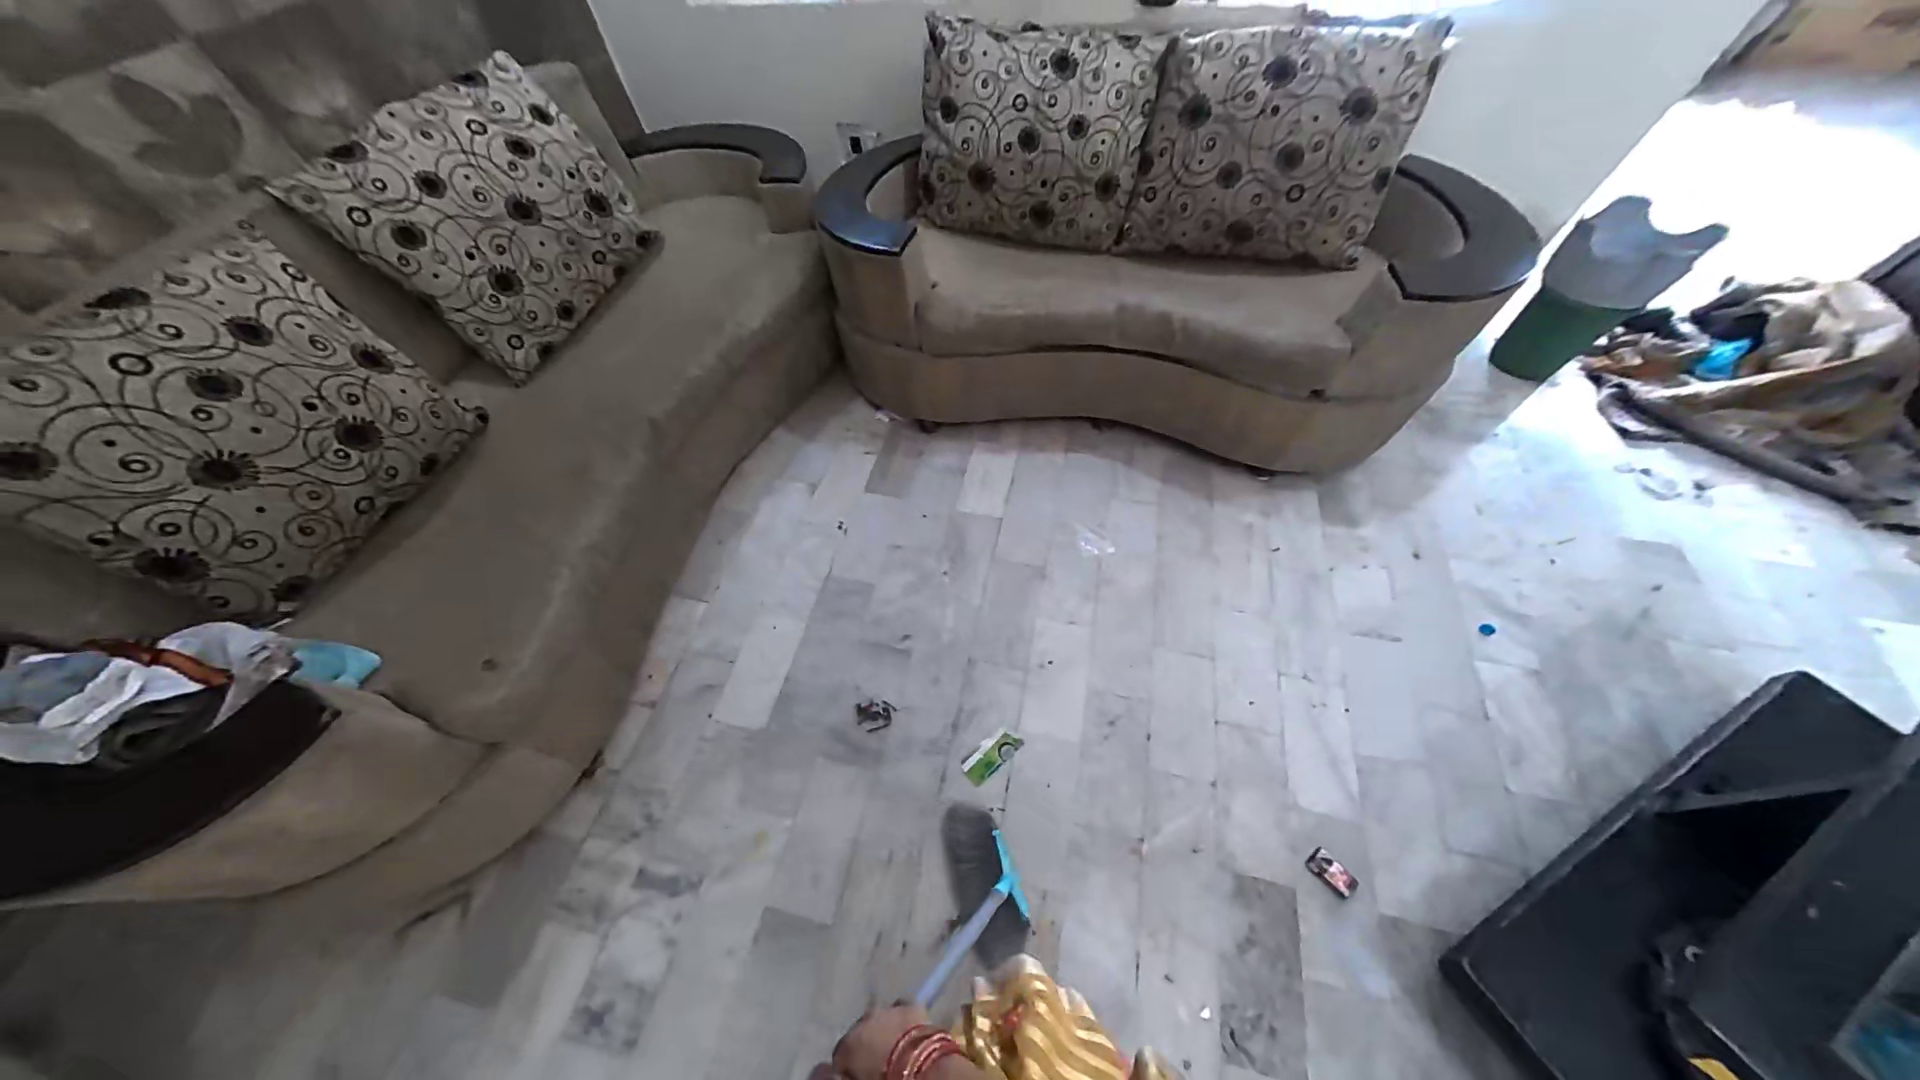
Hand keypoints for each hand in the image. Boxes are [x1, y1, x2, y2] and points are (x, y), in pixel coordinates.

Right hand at [832, 1003, 931, 1079]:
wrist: (919, 1066)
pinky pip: (902, 1007)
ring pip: (880, 1017)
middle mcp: (864, 1021)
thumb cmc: (884, 1077)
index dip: (847, 1067)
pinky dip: (902, 1016)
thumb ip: (840, 1076)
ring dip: (883, 1028)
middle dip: (865, 1043)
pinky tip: (907, 1029)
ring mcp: (888, 1010)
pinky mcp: (911, 1006)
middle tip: (875, 1062)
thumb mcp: (857, 1079)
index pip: (839, 1056)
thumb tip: (832, 1072)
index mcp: (848, 1044)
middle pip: (859, 1032)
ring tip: (892, 1046)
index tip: (855, 1074)